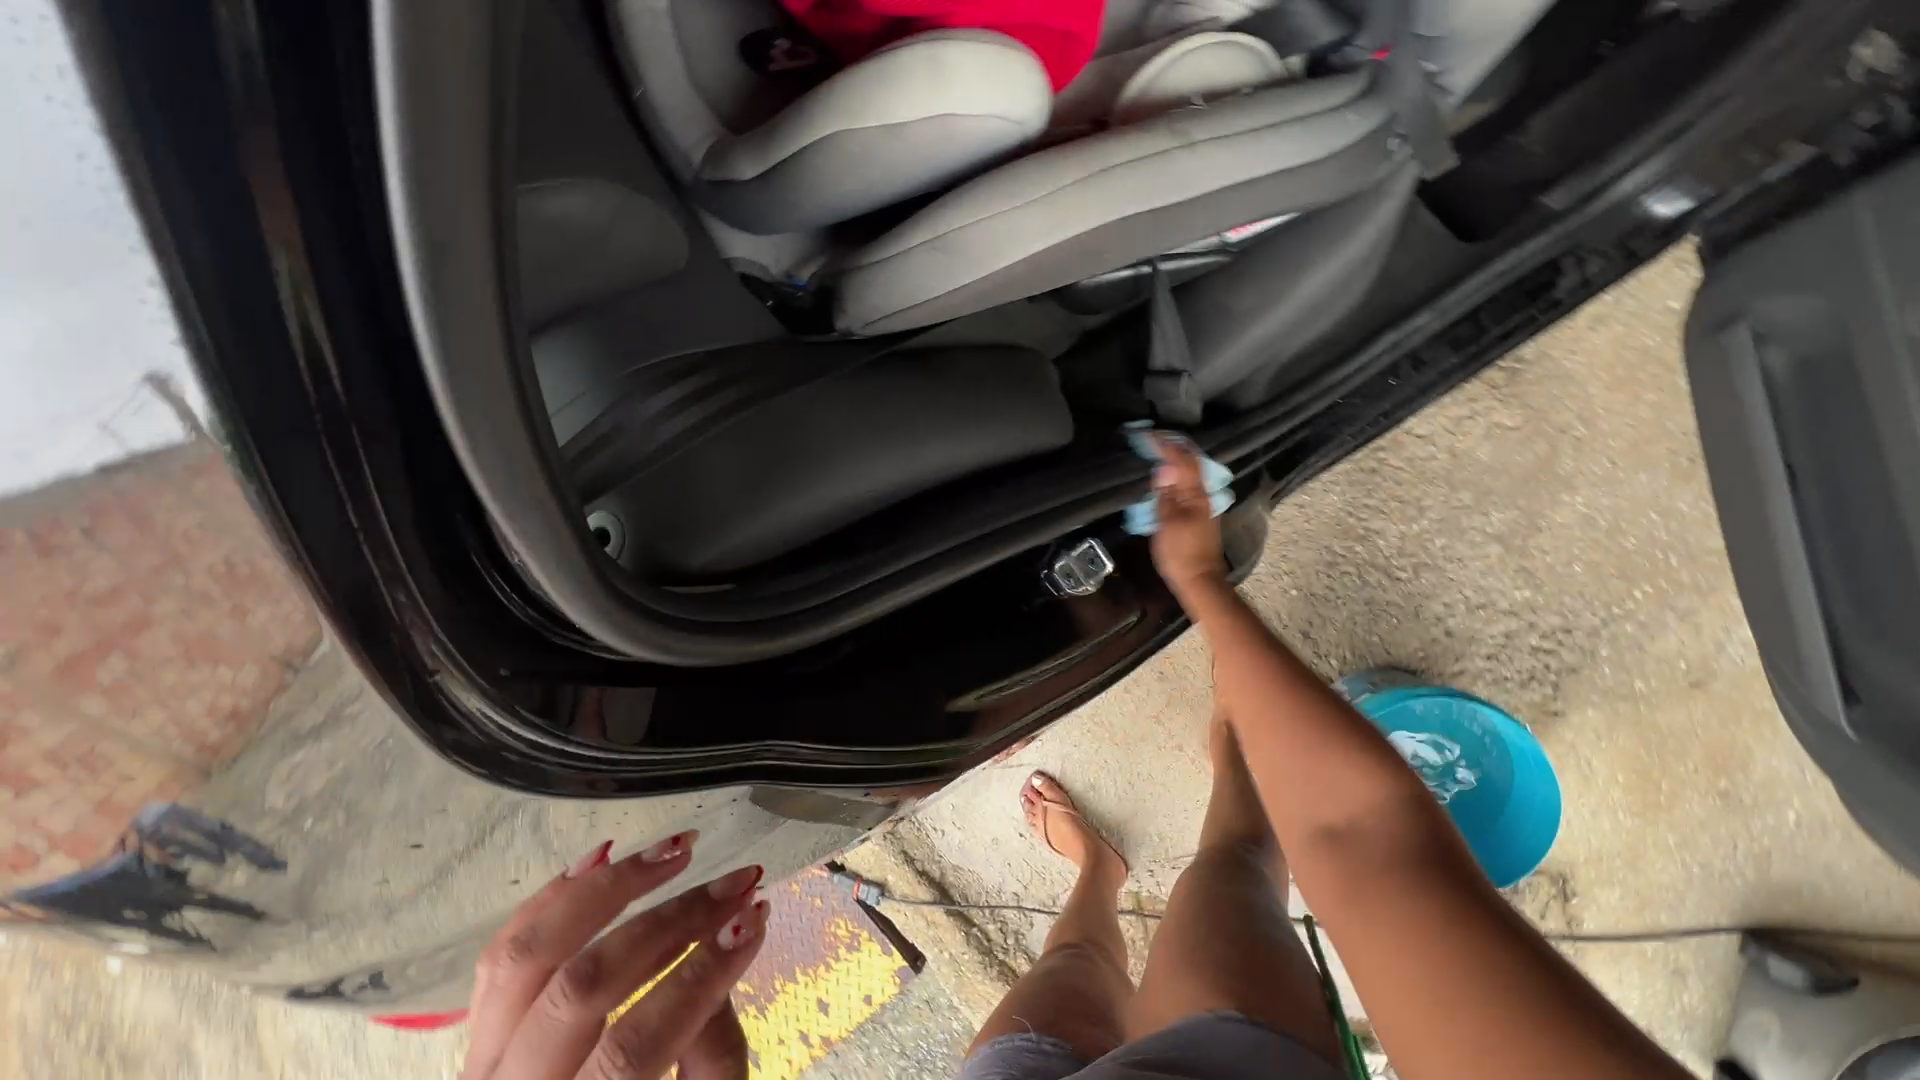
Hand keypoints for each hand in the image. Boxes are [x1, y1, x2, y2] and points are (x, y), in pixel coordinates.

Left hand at [460, 834, 768, 1079]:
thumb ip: (713, 1062)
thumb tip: (719, 956)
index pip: (634, 1046)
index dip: (700, 976)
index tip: (755, 916)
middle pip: (583, 985)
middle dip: (671, 921)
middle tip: (736, 881)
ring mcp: (480, 1063)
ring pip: (531, 951)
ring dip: (611, 887)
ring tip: (676, 849)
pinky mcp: (478, 1036)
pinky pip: (505, 951)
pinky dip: (556, 896)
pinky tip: (605, 857)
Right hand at [1148, 433, 1226, 596]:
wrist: (1199, 580)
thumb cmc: (1180, 554)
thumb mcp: (1166, 523)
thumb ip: (1165, 495)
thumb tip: (1163, 469)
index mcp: (1196, 495)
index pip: (1182, 461)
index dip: (1165, 445)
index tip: (1148, 435)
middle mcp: (1204, 494)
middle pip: (1192, 462)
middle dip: (1174, 447)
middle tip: (1154, 438)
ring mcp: (1204, 504)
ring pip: (1192, 472)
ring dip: (1176, 459)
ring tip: (1158, 451)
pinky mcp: (1200, 513)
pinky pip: (1189, 483)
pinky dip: (1178, 473)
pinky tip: (1167, 475)